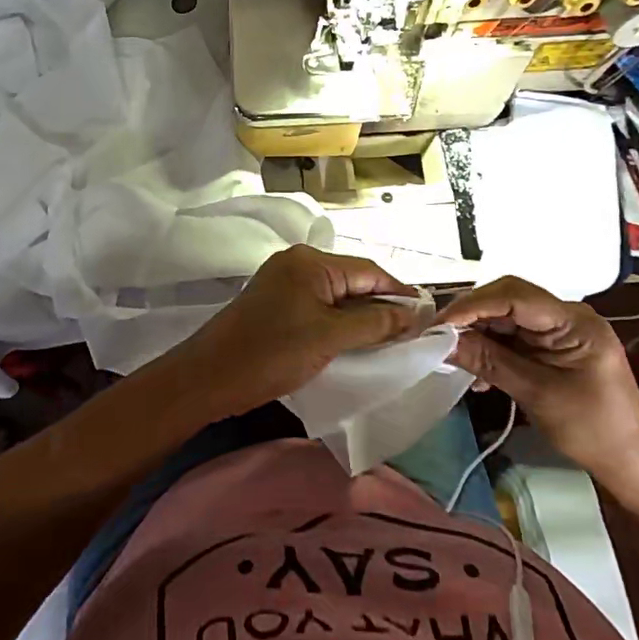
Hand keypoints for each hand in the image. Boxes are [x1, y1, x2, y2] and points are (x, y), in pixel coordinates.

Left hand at [168, 245, 420, 417]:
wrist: (210, 377)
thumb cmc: (271, 353)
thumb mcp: (329, 338)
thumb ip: (374, 323)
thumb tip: (414, 314)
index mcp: (310, 262)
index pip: (368, 271)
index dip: (400, 294)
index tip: (428, 318)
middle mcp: (297, 263)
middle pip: (352, 281)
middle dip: (381, 307)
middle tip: (412, 336)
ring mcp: (284, 283)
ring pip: (336, 297)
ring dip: (360, 318)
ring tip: (390, 343)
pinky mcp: (275, 304)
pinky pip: (318, 307)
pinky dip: (338, 323)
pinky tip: (355, 343)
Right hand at [441, 277, 638, 479]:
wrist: (630, 465)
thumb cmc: (592, 430)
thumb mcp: (536, 394)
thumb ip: (489, 361)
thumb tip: (442, 341)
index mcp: (575, 322)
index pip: (514, 295)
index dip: (472, 305)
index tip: (440, 325)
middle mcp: (566, 316)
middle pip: (506, 299)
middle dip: (470, 316)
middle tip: (438, 336)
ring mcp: (558, 330)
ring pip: (503, 316)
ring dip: (476, 332)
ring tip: (450, 352)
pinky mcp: (550, 345)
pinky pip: (510, 334)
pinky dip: (488, 347)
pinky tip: (474, 369)